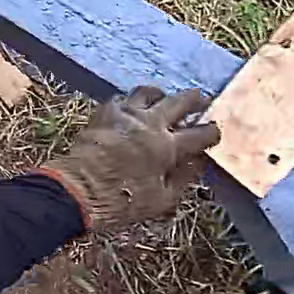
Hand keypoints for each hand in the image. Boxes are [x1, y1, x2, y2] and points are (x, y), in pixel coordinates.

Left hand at [38, 85, 219, 231]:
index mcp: (168, 146)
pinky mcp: (104, 112)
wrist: (78, 190)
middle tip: (202, 101)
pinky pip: (123, 99)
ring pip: (149, 91)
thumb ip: (184, 177)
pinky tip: (132, 109)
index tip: (215, 131)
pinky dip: (131, 102)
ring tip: (164, 99)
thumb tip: (198, 161)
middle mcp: (150, 123)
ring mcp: (126, 114)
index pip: (200, 133)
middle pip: (180, 101)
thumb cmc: (121, 202)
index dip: (212, 132)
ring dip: (161, 94)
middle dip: (195, 100)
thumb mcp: (162, 200)